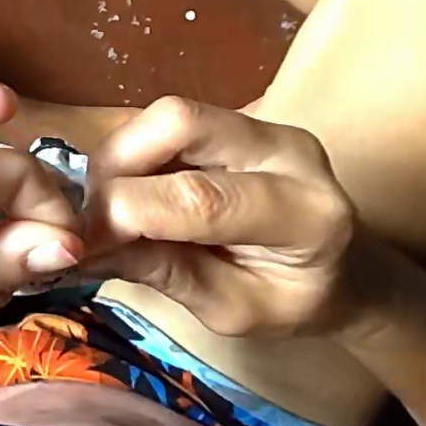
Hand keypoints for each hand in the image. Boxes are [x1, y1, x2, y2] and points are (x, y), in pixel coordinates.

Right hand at [82, 96, 357, 337]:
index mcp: (303, 213)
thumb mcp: (233, 312)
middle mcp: (287, 149)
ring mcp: (263, 122)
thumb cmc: (293, 301)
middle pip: (179, 121)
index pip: (197, 198)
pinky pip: (169, 120)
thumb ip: (163, 273)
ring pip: (167, 113)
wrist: (344, 267)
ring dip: (121, 154)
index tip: (80, 240)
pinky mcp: (239, 115)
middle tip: (95, 208)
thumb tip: (83, 247)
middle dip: (118, 161)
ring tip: (113, 200)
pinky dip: (135, 150)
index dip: (124, 213)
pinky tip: (135, 185)